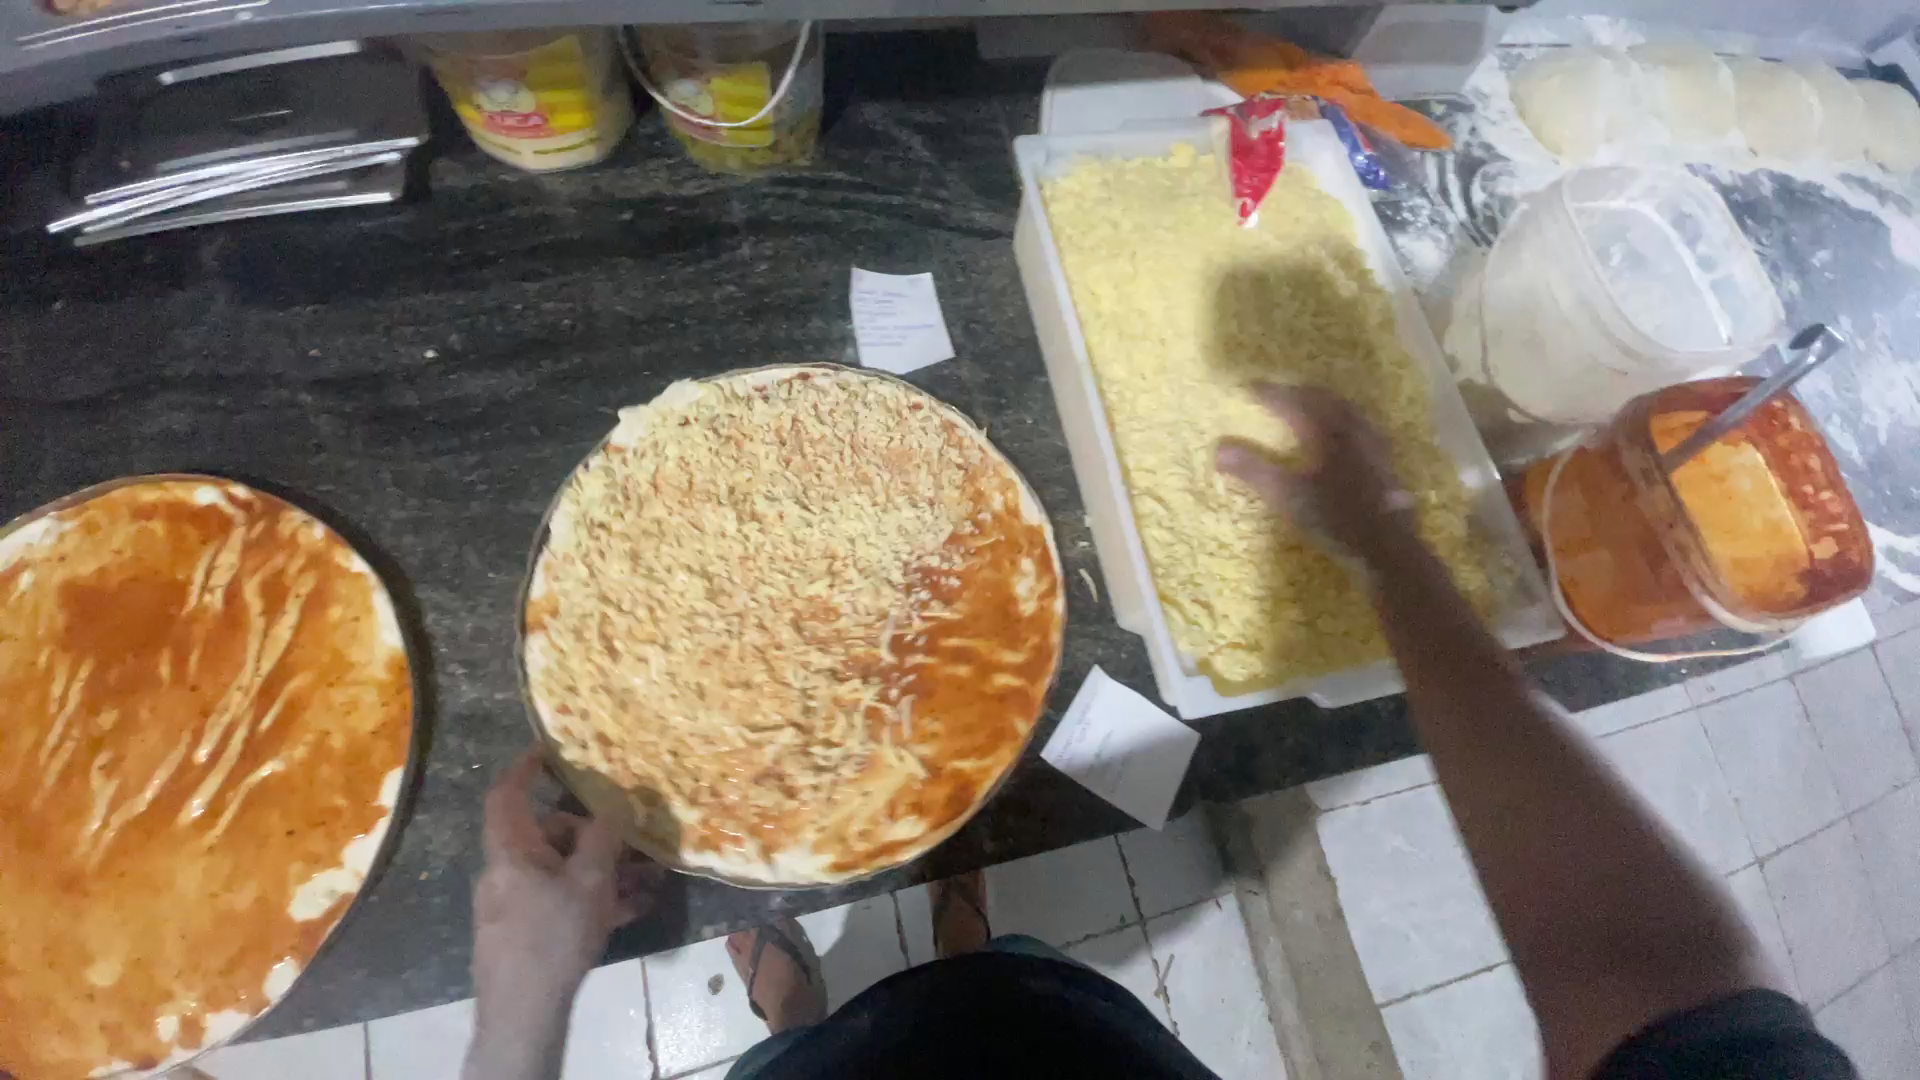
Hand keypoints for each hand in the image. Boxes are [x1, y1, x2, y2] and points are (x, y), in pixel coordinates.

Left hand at [472, 748, 658, 1006]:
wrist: (522, 1016)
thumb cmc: (552, 936)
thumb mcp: (590, 879)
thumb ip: (604, 835)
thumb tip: (618, 801)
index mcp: (513, 852)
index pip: (507, 796)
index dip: (524, 767)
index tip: (549, 749)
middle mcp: (509, 872)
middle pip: (551, 834)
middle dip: (595, 832)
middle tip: (634, 837)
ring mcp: (516, 904)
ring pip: (565, 869)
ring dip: (606, 868)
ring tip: (648, 878)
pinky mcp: (527, 932)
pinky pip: (565, 899)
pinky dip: (596, 897)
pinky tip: (634, 907)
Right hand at [1215, 383, 1413, 559]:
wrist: (1386, 546)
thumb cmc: (1333, 517)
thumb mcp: (1286, 495)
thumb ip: (1253, 469)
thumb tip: (1218, 449)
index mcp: (1329, 431)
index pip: (1296, 402)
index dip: (1271, 394)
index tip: (1250, 388)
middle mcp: (1354, 430)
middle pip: (1326, 400)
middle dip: (1299, 393)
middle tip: (1279, 394)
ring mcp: (1373, 446)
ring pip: (1347, 412)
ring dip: (1323, 405)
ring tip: (1307, 409)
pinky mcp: (1384, 463)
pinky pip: (1359, 428)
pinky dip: (1341, 423)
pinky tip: (1338, 439)